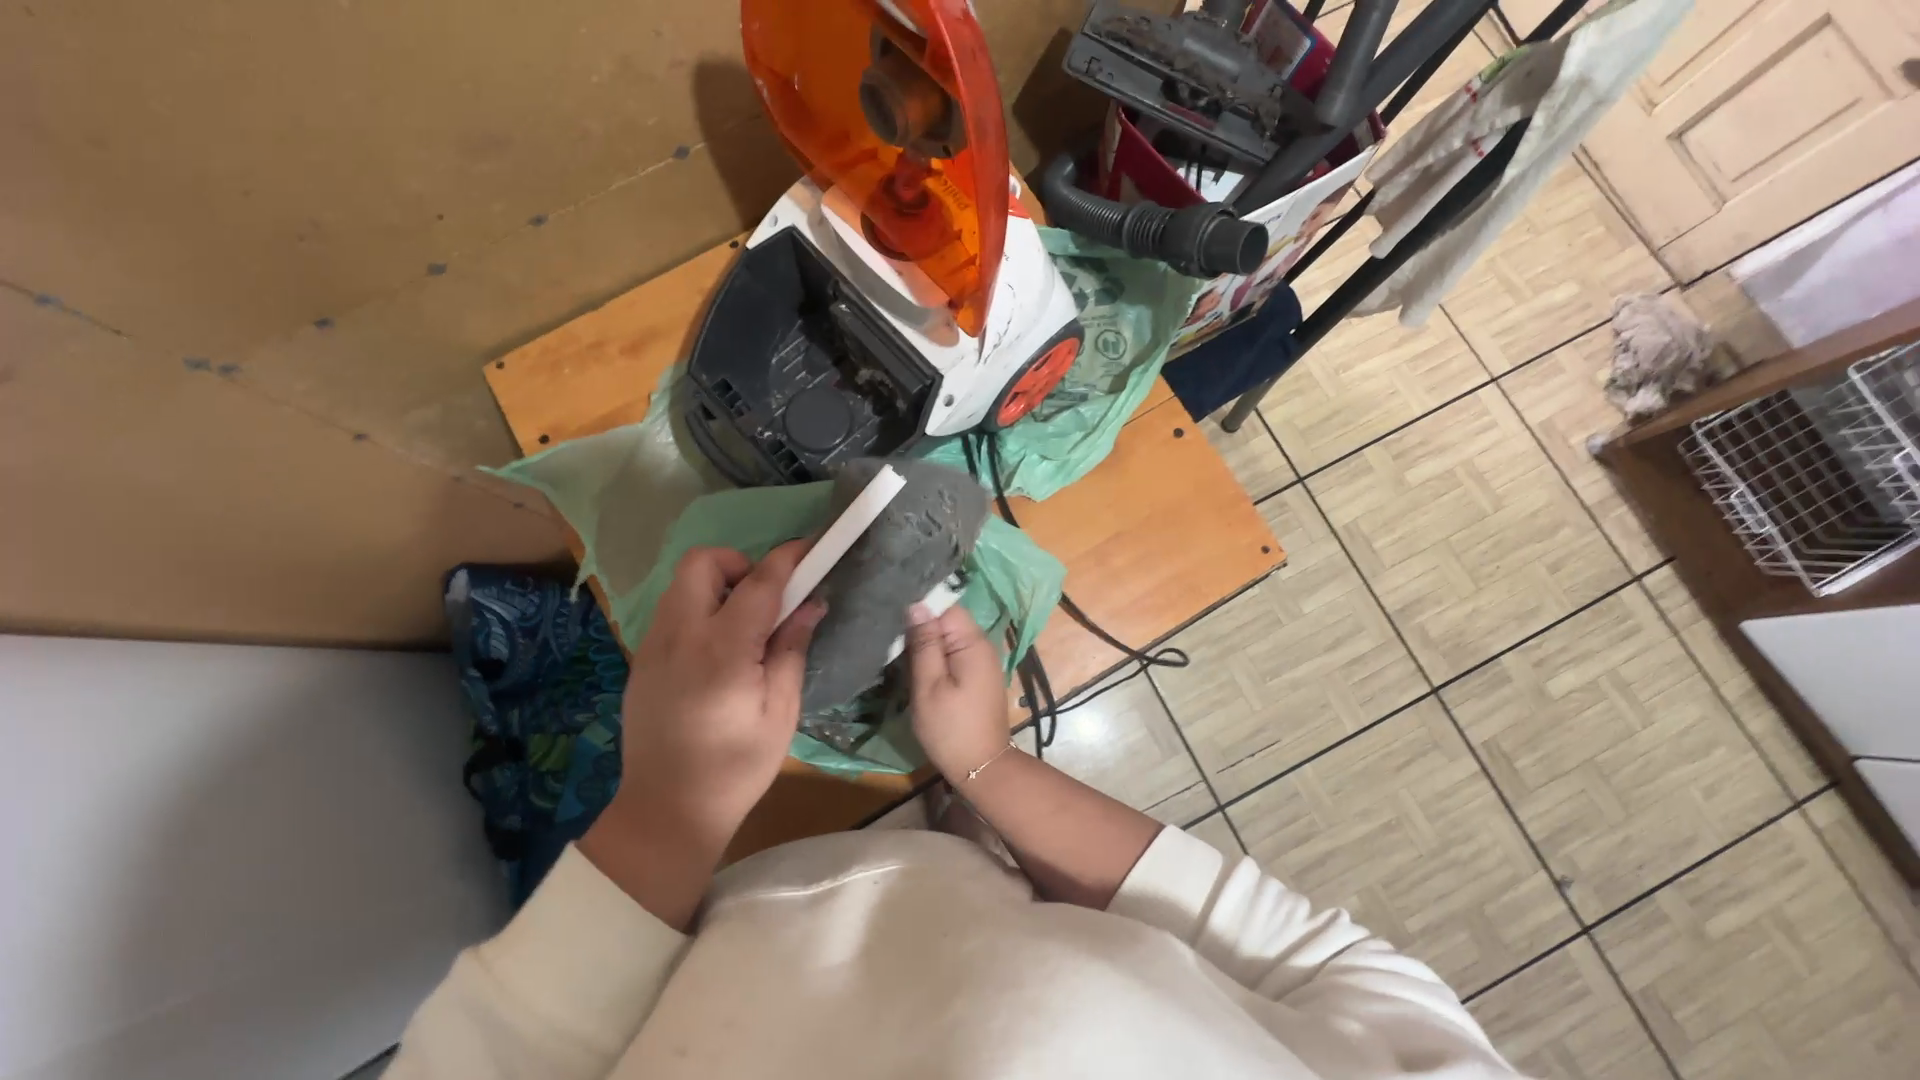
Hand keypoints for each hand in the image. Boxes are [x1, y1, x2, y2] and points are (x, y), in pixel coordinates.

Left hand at [580, 542, 823, 926]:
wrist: (667, 809)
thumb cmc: (736, 767)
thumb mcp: (780, 713)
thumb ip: (791, 650)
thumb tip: (810, 604)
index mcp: (723, 649)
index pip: (759, 582)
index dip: (787, 558)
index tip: (810, 549)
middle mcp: (681, 635)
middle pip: (702, 562)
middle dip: (738, 563)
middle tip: (764, 598)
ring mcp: (653, 645)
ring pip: (681, 584)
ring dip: (716, 586)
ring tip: (742, 626)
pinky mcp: (640, 660)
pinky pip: (670, 613)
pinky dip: (697, 611)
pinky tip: (715, 653)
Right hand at [905, 604, 1010, 780]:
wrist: (981, 767)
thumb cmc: (951, 729)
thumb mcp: (929, 686)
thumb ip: (923, 644)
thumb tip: (917, 605)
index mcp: (973, 643)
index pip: (946, 607)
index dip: (920, 610)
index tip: (893, 619)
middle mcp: (982, 645)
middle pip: (947, 621)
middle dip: (921, 626)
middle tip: (889, 638)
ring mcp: (981, 661)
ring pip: (949, 638)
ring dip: (926, 643)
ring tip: (897, 650)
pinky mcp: (977, 676)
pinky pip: (954, 654)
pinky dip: (936, 657)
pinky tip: (917, 666)